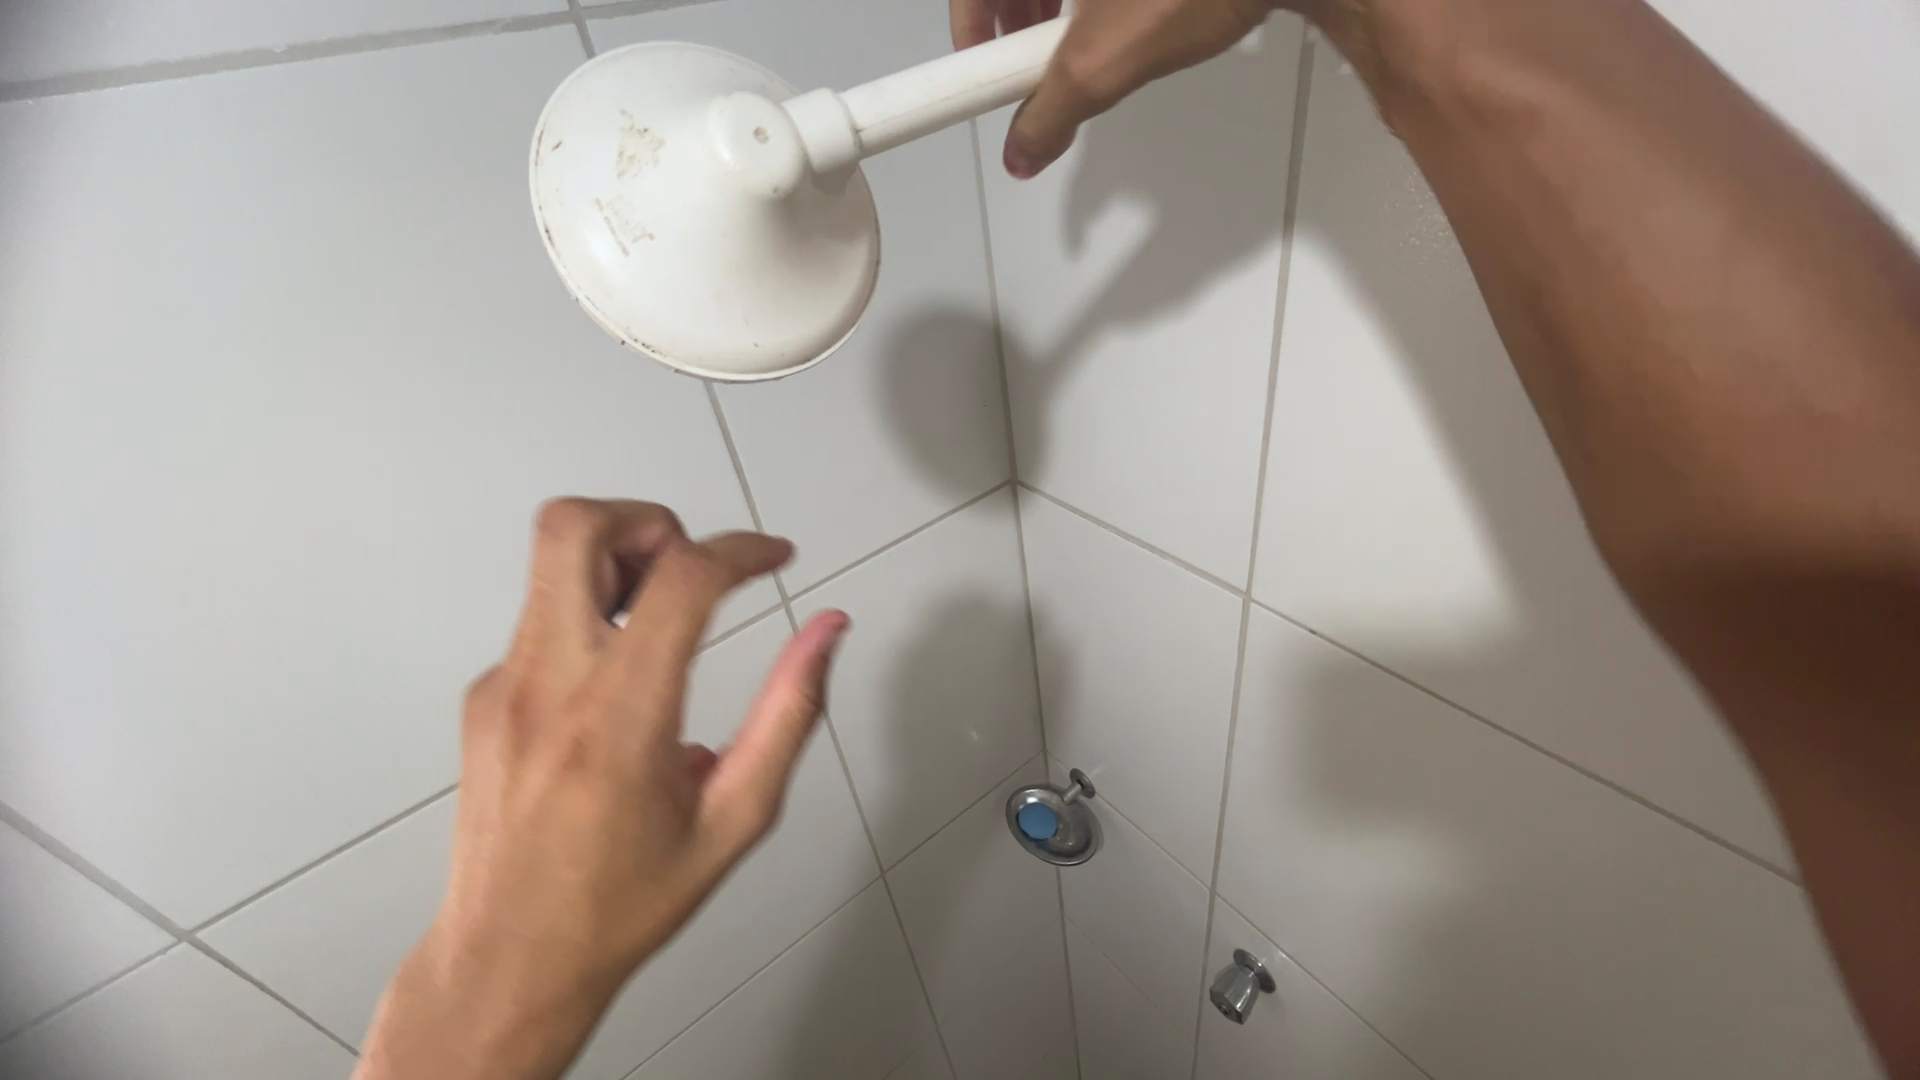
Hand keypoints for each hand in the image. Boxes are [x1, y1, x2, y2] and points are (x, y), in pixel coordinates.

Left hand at [355, 499, 848, 1079]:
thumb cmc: (633, 898)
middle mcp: (548, 683)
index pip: (681, 581)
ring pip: (550, 558)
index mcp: (621, 717)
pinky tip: (622, 679)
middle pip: (575, 527)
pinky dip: (596, 610)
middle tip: (694, 570)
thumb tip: (829, 628)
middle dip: (651, 521)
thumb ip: (791, 712)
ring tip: (666, 619)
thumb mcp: (738, 816)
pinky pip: (544, 613)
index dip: (742, 549)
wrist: (506, 964)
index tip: (778, 557)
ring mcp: (502, 684)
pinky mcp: (482, 696)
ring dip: (622, 558)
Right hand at [957, 0, 1378, 178]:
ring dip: (1050, 12)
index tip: (976, 71)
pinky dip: (1086, 2)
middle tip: (1025, 66)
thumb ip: (1050, 114)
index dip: (968, 30)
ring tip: (1072, 51)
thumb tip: (1022, 154)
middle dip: (1011, 24)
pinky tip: (1116, 19)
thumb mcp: (1105, 63)